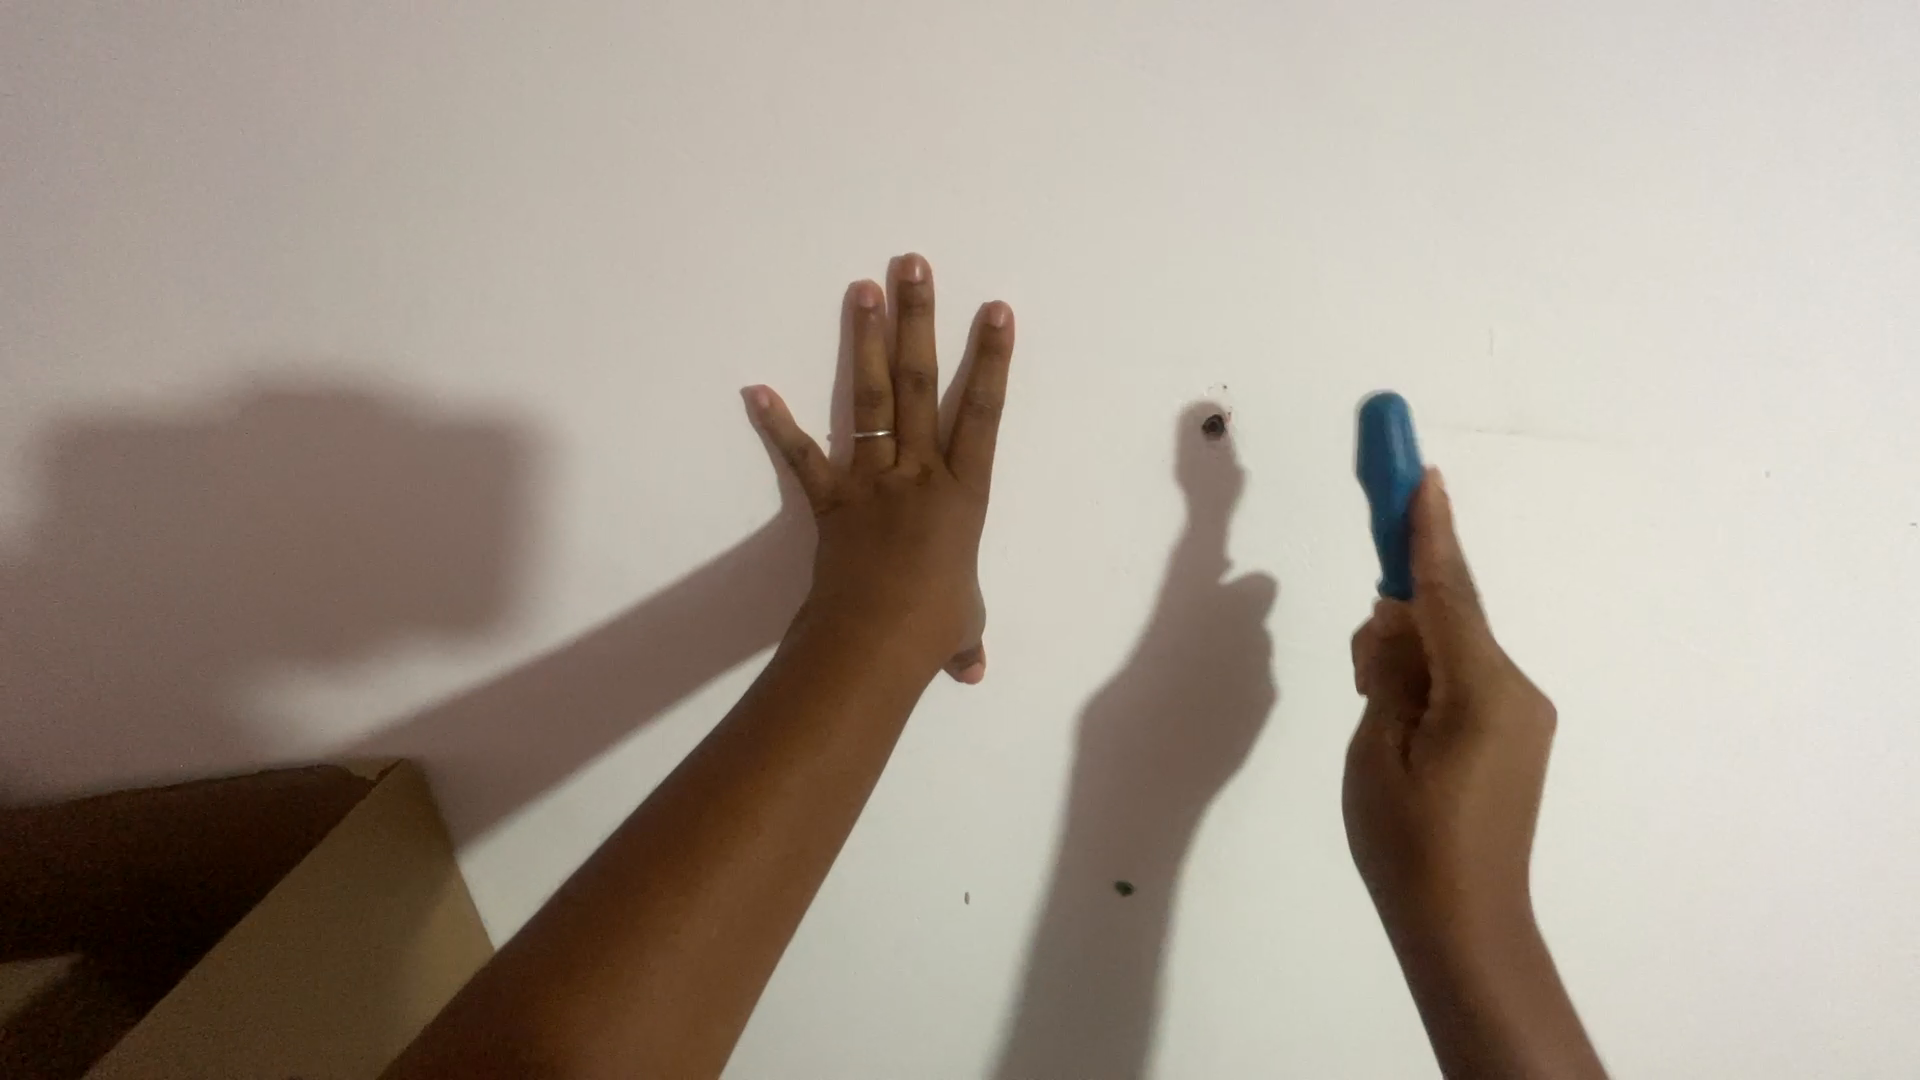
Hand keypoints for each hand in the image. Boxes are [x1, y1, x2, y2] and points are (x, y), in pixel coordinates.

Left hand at [749, 253, 1013, 683]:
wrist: (874, 642)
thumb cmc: (931, 628)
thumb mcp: (962, 626)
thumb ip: (966, 637)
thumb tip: (971, 674)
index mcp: (963, 493)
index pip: (983, 414)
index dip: (992, 360)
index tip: (996, 309)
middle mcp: (920, 472)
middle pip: (919, 384)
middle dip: (919, 321)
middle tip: (913, 265)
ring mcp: (872, 481)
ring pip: (869, 400)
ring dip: (864, 342)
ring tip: (863, 288)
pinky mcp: (830, 500)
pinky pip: (803, 458)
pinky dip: (779, 425)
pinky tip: (756, 389)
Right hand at [1343, 469, 1557, 936]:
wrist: (1463, 921)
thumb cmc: (1408, 838)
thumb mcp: (1378, 746)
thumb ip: (1389, 668)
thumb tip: (1396, 616)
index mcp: (1483, 690)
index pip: (1449, 592)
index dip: (1428, 532)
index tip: (1420, 475)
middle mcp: (1514, 689)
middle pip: (1447, 617)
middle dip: (1396, 621)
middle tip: (1361, 677)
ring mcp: (1516, 712)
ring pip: (1446, 647)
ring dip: (1399, 656)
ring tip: (1369, 709)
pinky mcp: (1506, 731)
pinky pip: (1455, 676)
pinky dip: (1417, 676)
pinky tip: (1390, 715)